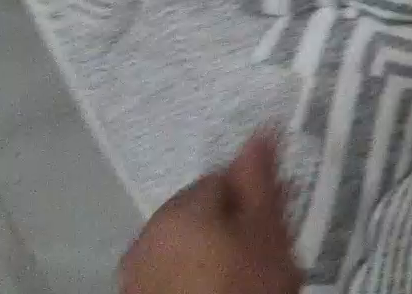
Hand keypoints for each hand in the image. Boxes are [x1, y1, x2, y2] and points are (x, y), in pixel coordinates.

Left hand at [119, 131, 301, 293]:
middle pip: (200, 207)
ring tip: (247, 259)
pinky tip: (219, 280)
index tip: (278, 207)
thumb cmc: (247, 279)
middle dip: (233, 214)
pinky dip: (195, 266)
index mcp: (178, 211)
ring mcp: (133, 273)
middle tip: (267, 233)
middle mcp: (145, 236)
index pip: (222, 176)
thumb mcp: (267, 225)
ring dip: (215, 240)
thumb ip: (260, 177)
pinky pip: (170, 266)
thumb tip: (262, 132)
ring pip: (185, 238)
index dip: (254, 188)